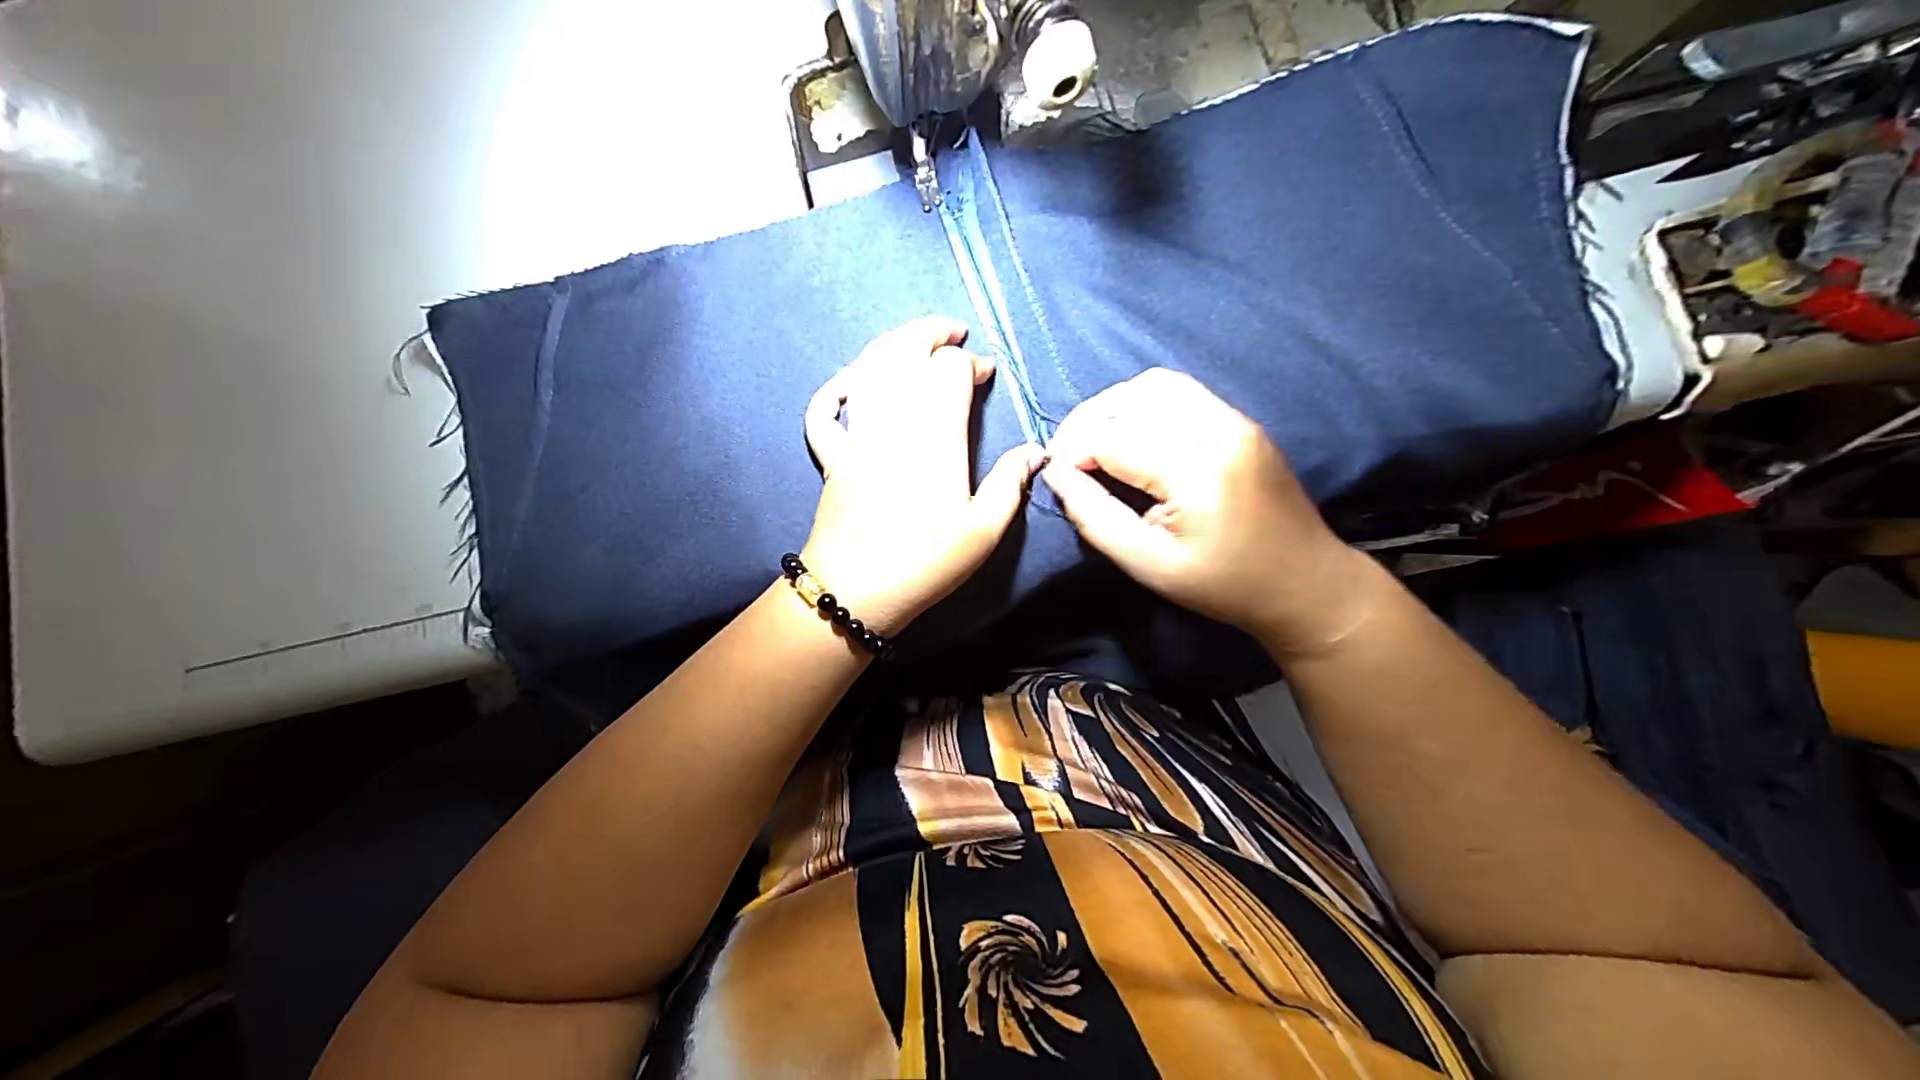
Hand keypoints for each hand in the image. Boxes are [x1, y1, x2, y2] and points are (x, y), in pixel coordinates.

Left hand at [801, 317, 1043, 636]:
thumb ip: (1010, 483)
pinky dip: (835, 387)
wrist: (856, 590)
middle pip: (905, 351)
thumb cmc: (926, 561)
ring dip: (890, 344)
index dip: (971, 363)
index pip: (950, 370)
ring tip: (913, 341)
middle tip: (953, 332)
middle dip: (930, 332)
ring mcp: (856, 435)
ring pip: (866, 368)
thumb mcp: (984, 529)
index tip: (986, 374)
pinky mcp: (831, 455)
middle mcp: (893, 421)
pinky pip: (823, 410)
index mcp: (936, 435)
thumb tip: (1036, 451)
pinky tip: (851, 379)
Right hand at [1041, 368, 1386, 658]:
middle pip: (1132, 397)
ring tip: (1095, 442)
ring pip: (1156, 385)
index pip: (1113, 437)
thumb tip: (1058, 475)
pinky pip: (1181, 393)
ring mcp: (1236, 420)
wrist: (1306, 583)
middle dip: (1087, 421)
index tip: (1058, 477)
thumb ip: (1096, 518)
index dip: (1073, 452)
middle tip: (1068, 456)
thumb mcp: (1149, 565)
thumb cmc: (1224, 585)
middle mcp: (1219, 431)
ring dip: (1114, 407)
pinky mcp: (1242, 422)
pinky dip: (1143, 405)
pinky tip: (1132, 436)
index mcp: (1198, 471)